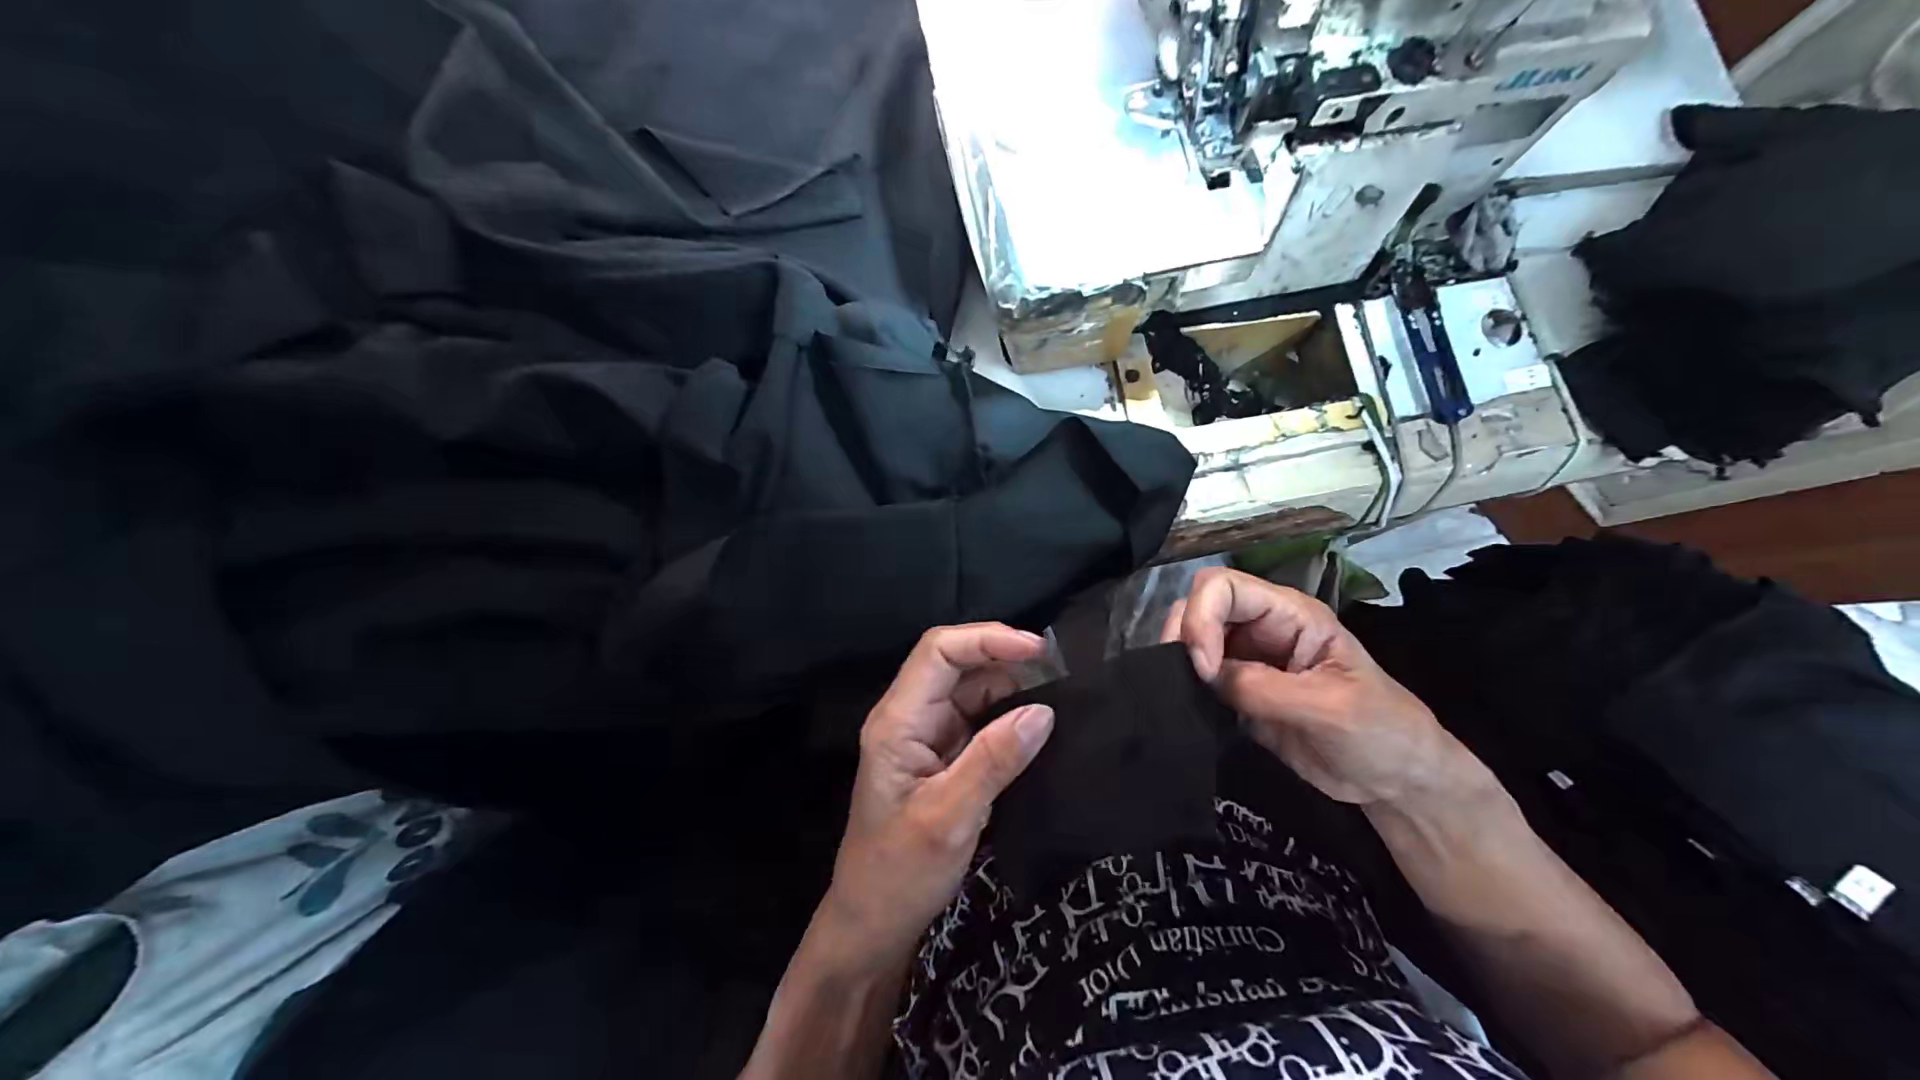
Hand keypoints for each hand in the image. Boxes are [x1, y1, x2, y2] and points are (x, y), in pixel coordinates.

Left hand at [822, 623, 1055, 965]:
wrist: (874, 922)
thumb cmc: (900, 873)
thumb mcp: (950, 817)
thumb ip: (994, 760)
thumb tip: (1044, 710)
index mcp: (898, 721)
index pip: (939, 651)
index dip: (987, 639)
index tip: (1039, 651)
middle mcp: (910, 717)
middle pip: (956, 663)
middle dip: (1004, 657)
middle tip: (1059, 671)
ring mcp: (926, 736)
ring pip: (970, 689)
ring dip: (1011, 684)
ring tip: (1059, 692)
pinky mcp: (943, 756)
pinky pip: (978, 718)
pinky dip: (1008, 713)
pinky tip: (1038, 721)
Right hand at [1165, 567, 1492, 808]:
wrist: (1395, 781)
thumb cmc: (1381, 733)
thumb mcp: (1330, 708)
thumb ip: (1265, 688)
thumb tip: (1206, 675)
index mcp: (1291, 615)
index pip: (1225, 587)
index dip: (1202, 615)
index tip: (1204, 666)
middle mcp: (1262, 627)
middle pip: (1200, 604)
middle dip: (1184, 635)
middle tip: (1185, 680)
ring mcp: (1247, 658)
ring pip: (1192, 637)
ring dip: (1179, 660)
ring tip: (1183, 693)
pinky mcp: (1236, 690)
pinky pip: (1196, 675)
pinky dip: (1184, 684)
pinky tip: (1188, 705)